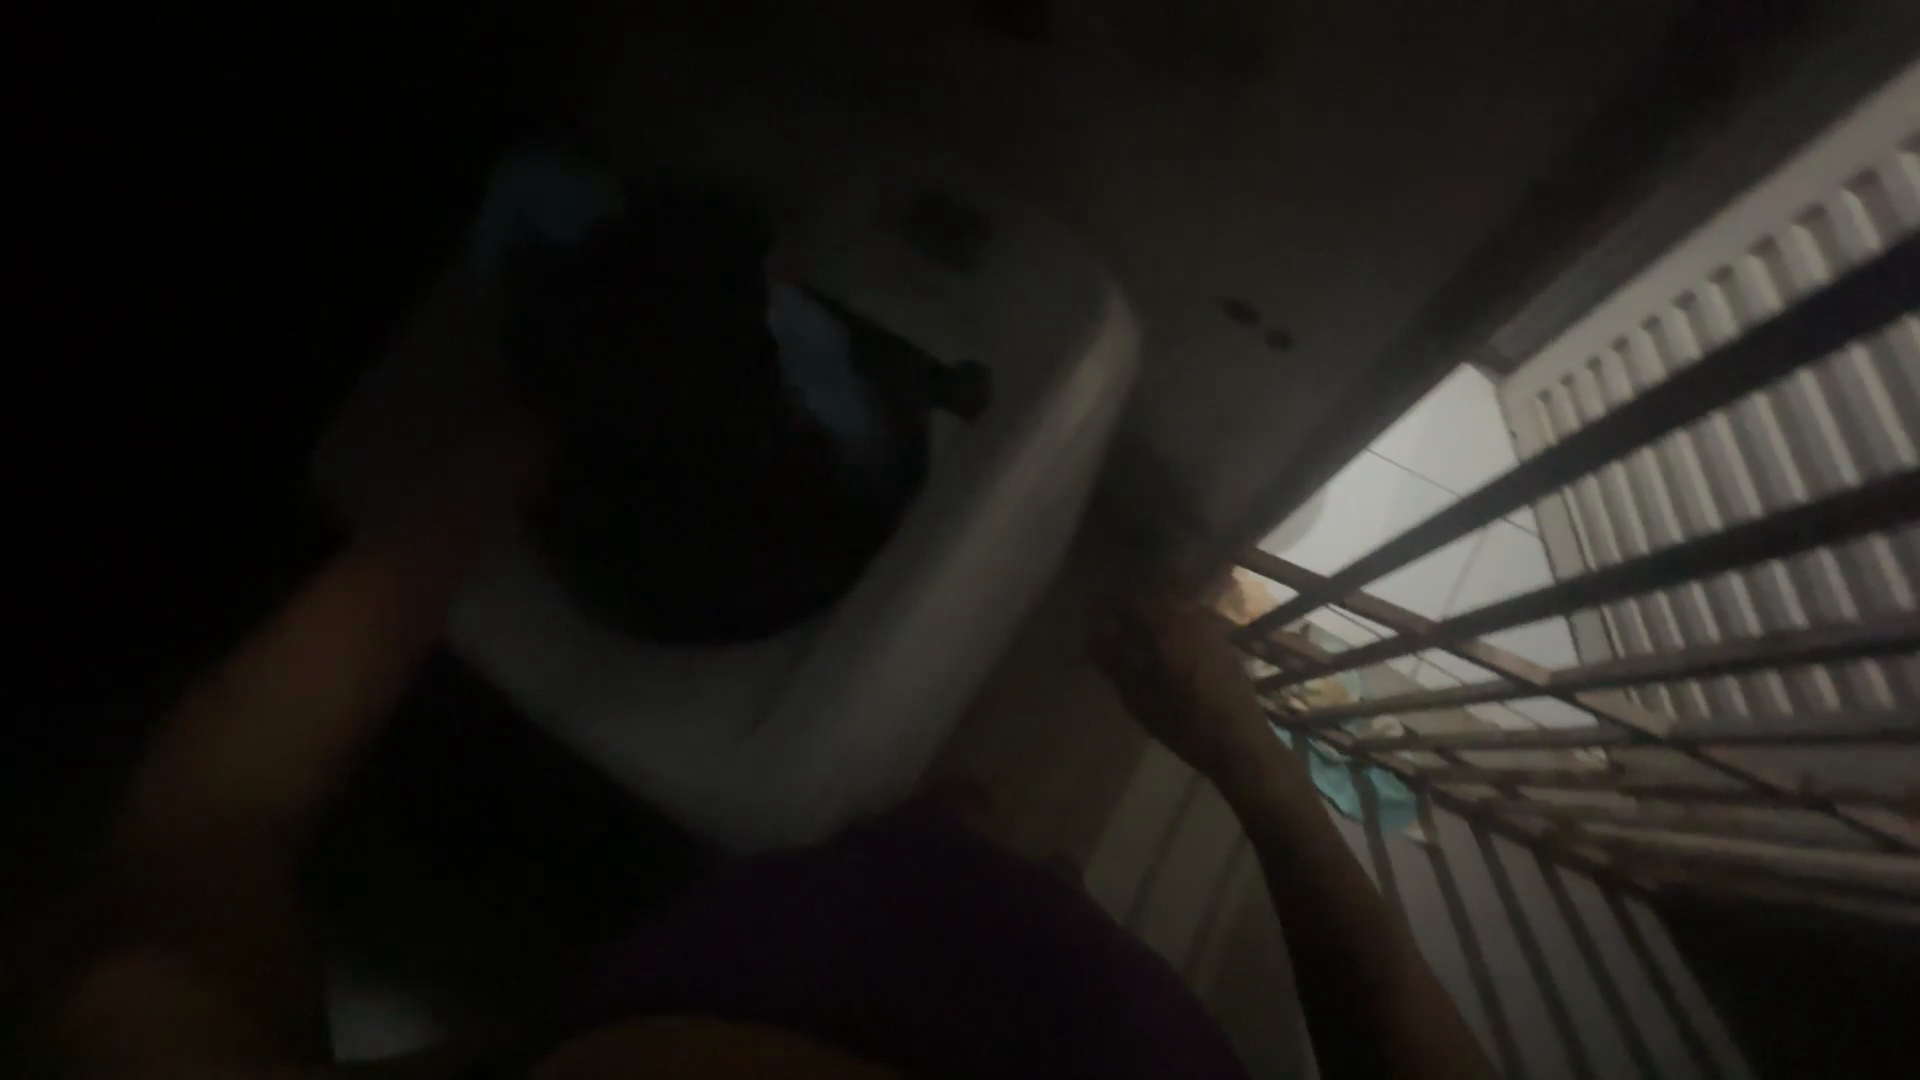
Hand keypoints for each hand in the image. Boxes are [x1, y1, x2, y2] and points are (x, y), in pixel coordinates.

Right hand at [1090, 593, 1297, 791]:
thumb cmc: (1182, 723)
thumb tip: (1093, 634)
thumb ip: (1113, 661)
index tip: (1092, 609)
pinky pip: (1194, 623)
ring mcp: (1212, 631)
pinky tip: (1170, 650)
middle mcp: (1189, 620)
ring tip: (1140, 638)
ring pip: (1177, 611)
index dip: (1108, 603)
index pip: (1129, 602)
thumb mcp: (1137, 697)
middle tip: (1114, 625)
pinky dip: (1176, 627)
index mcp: (1165, 629)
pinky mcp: (1225, 646)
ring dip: (1156, 617)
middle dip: (1132, 609)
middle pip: (1155, 601)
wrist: (1240, 743)